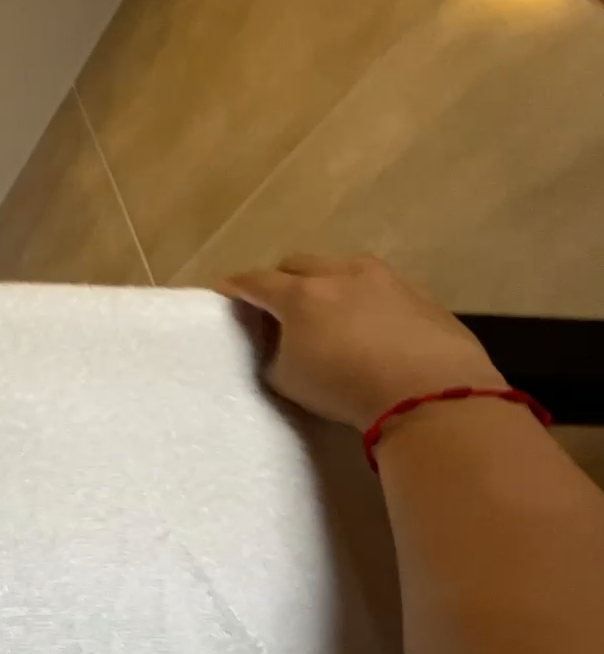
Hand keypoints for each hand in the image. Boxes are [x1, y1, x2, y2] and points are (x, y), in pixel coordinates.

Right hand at [219, 254, 504, 430]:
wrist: (428, 390)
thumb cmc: (341, 385)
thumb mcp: (282, 375)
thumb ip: (271, 347)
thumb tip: (277, 335)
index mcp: (299, 294)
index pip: (254, 281)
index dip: (234, 287)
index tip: (223, 295)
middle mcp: (340, 275)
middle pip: (296, 263)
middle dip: (278, 279)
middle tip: (272, 304)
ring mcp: (384, 279)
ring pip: (339, 265)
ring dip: (322, 280)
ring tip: (321, 307)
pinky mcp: (417, 292)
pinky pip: (375, 283)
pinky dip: (357, 294)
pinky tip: (361, 321)